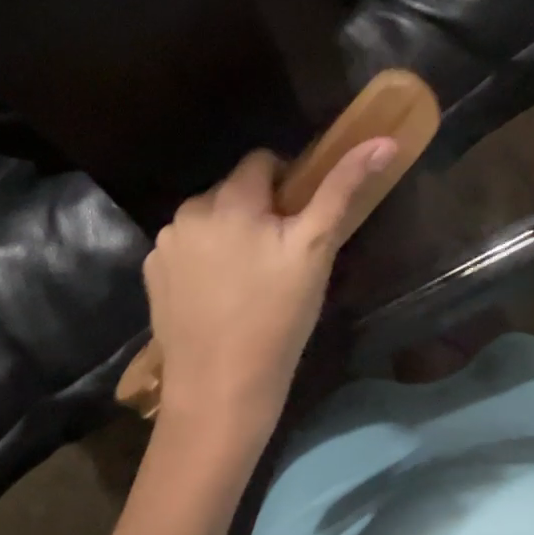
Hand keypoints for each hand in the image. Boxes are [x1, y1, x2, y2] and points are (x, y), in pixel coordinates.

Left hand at [144, 140, 396, 420]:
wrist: (220, 393)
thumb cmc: (278, 319)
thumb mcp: (316, 250)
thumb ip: (342, 189)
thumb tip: (382, 140)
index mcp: (230, 199)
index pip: (262, 160)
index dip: (286, 184)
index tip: (298, 224)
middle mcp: (190, 210)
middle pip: (233, 189)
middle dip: (256, 209)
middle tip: (278, 256)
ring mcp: (165, 242)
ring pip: (209, 217)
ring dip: (229, 231)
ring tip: (248, 279)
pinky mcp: (151, 272)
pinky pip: (186, 245)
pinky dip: (203, 257)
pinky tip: (218, 295)